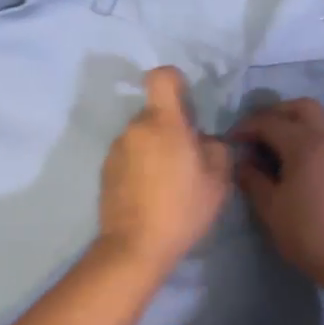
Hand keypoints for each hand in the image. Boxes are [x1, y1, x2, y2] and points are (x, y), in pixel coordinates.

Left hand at [97, 67, 232, 268]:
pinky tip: (150, 195)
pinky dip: (140, 166)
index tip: (189, 108)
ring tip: (169, 184)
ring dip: (155, 149)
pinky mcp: (105, 171)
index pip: (162, 77)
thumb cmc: (182, 208)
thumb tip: (203, 140)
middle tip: (188, 161)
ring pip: (142, 136)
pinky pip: (129, 156)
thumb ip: (216, 148)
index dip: (177, 83)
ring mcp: (115, 149)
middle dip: (172, 128)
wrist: (135, 246)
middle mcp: (134, 128)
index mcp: (163, 122)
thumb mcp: (218, 179)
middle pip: (155, 113)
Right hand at [231, 98, 323, 280]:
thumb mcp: (269, 206)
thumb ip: (252, 178)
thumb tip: (242, 162)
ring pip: (319, 116)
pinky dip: (310, 132)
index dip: (246, 127)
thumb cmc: (304, 232)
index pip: (270, 122)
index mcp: (305, 145)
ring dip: (294, 120)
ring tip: (274, 143)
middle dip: (275, 113)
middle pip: (301, 107)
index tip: (230, 139)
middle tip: (255, 132)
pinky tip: (295, 156)